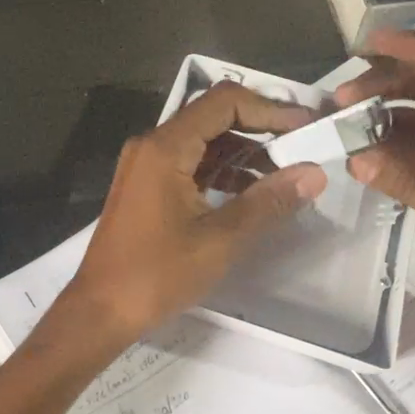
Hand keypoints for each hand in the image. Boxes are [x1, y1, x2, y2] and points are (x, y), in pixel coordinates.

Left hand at [58, 83, 328, 347]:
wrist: (100, 311)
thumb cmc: (156, 275)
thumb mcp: (220, 240)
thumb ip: (268, 202)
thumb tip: (314, 173)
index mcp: (165, 148)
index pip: (224, 102)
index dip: (270, 109)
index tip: (307, 126)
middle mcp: (152, 145)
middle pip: (214, 115)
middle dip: (261, 127)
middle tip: (303, 145)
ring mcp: (146, 165)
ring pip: (203, 140)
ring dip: (244, 150)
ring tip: (285, 172)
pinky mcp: (147, 186)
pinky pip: (191, 162)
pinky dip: (222, 169)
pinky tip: (251, 192)